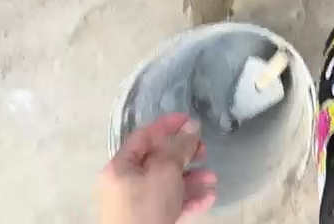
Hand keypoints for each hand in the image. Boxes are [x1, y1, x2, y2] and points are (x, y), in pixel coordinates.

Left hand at [99, 114, 217, 223]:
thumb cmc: (146, 206)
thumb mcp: (165, 171)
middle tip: (204, 151)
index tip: (191, 119)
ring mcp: (138, 206)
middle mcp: (127, 185)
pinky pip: (171, 205)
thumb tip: (191, 126)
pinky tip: (208, 198)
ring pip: (169, 184)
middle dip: (186, 155)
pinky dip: (190, 200)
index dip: (168, 125)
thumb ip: (180, 146)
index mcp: (121, 167)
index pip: (145, 136)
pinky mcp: (150, 222)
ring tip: (212, 179)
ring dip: (193, 179)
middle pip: (160, 161)